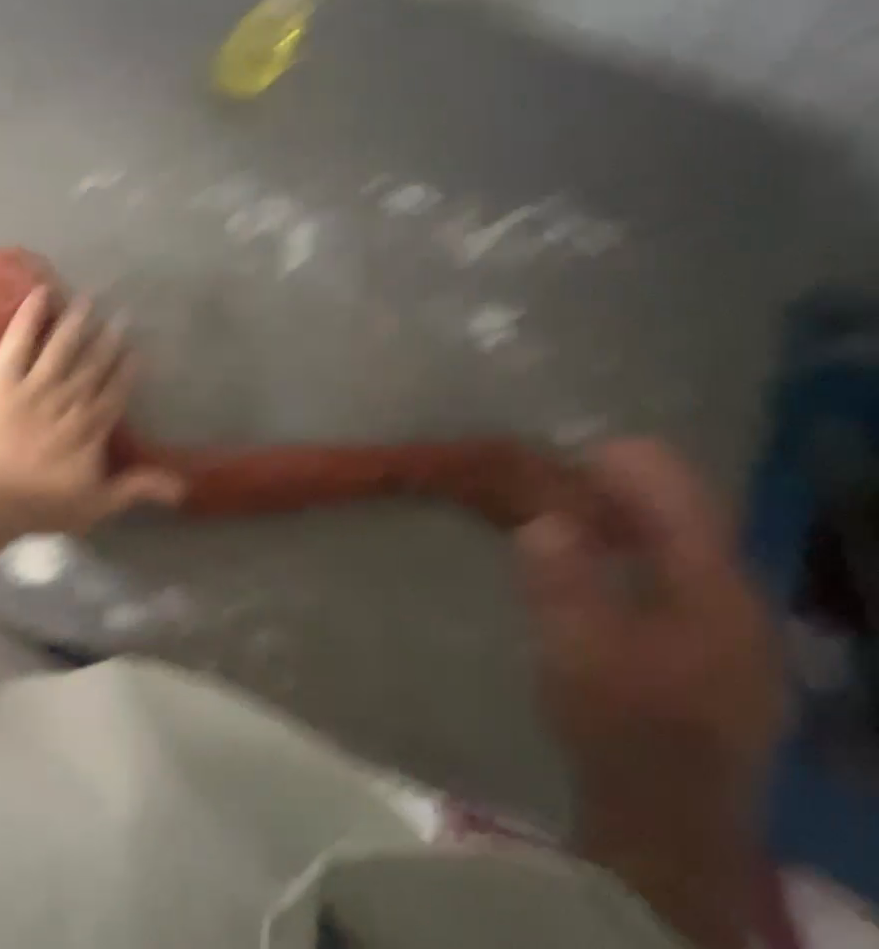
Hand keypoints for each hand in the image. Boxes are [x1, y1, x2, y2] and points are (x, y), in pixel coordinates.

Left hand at [0, 287, 183, 533]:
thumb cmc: (36, 507)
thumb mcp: (94, 506)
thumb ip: (135, 489)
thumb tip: (181, 487)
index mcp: (90, 429)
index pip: (115, 392)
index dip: (126, 370)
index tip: (136, 350)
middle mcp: (68, 400)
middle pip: (92, 365)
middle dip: (108, 339)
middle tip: (120, 314)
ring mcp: (34, 387)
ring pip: (61, 347)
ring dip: (75, 322)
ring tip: (87, 301)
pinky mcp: (0, 380)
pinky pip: (18, 341)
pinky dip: (30, 316)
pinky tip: (40, 293)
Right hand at [517, 440, 781, 948]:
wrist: (669, 821)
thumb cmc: (626, 730)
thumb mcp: (582, 652)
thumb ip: (564, 580)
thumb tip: (546, 520)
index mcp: (713, 588)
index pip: (676, 495)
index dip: (620, 462)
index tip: (555, 447)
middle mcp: (731, 598)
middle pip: (677, 518)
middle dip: (610, 491)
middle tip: (538, 483)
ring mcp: (723, 630)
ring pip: (669, 551)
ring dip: (613, 527)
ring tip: (547, 520)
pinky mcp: (702, 657)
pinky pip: (662, 582)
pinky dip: (620, 560)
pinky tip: (578, 574)